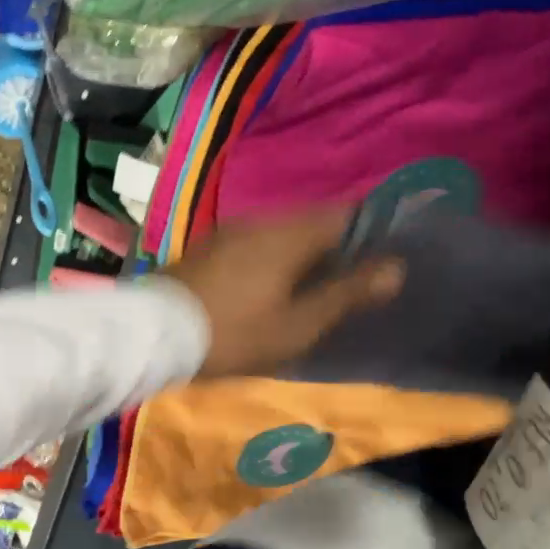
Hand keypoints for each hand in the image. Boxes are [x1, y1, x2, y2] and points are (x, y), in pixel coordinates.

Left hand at [163, 208, 404, 378]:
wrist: (153, 334)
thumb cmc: (234, 333)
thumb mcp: (298, 324)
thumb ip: (347, 293)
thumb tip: (396, 266)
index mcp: (287, 233)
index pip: (344, 214)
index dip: (373, 229)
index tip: (391, 252)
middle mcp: (257, 222)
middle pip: (310, 223)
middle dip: (337, 243)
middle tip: (361, 274)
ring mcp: (226, 234)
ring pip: (279, 234)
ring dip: (303, 252)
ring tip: (322, 283)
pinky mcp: (204, 250)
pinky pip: (253, 245)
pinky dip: (273, 259)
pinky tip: (277, 284)